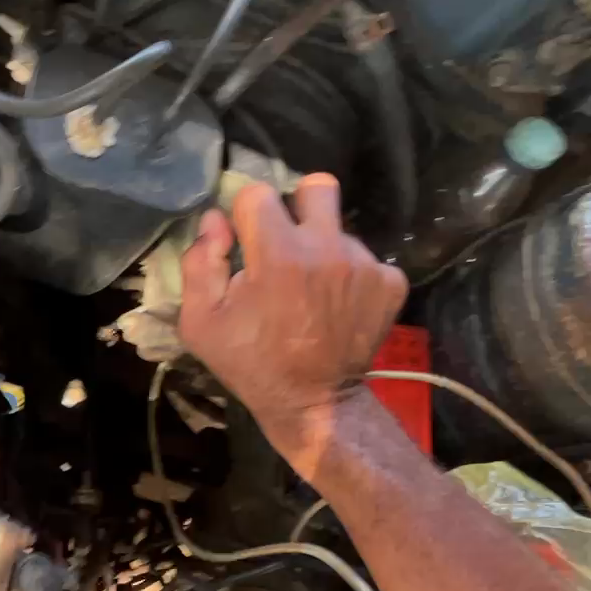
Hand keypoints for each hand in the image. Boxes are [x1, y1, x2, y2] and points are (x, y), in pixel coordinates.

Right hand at [178, 174, 408, 469]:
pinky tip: (335, 304)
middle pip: (316, 187)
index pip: (257, 194)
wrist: (314, 403)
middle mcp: (326, 248)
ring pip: (339, 229)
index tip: (243, 241)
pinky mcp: (390, 283)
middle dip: (295, 207)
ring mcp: (365, 264)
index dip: (243, 215)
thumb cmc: (249, 363)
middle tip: (284, 243)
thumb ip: (200, 263)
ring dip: (321, 249)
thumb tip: (215, 220)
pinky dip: (349, 276)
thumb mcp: (200, 323)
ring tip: (309, 290)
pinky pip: (366, 259)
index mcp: (277, 254)